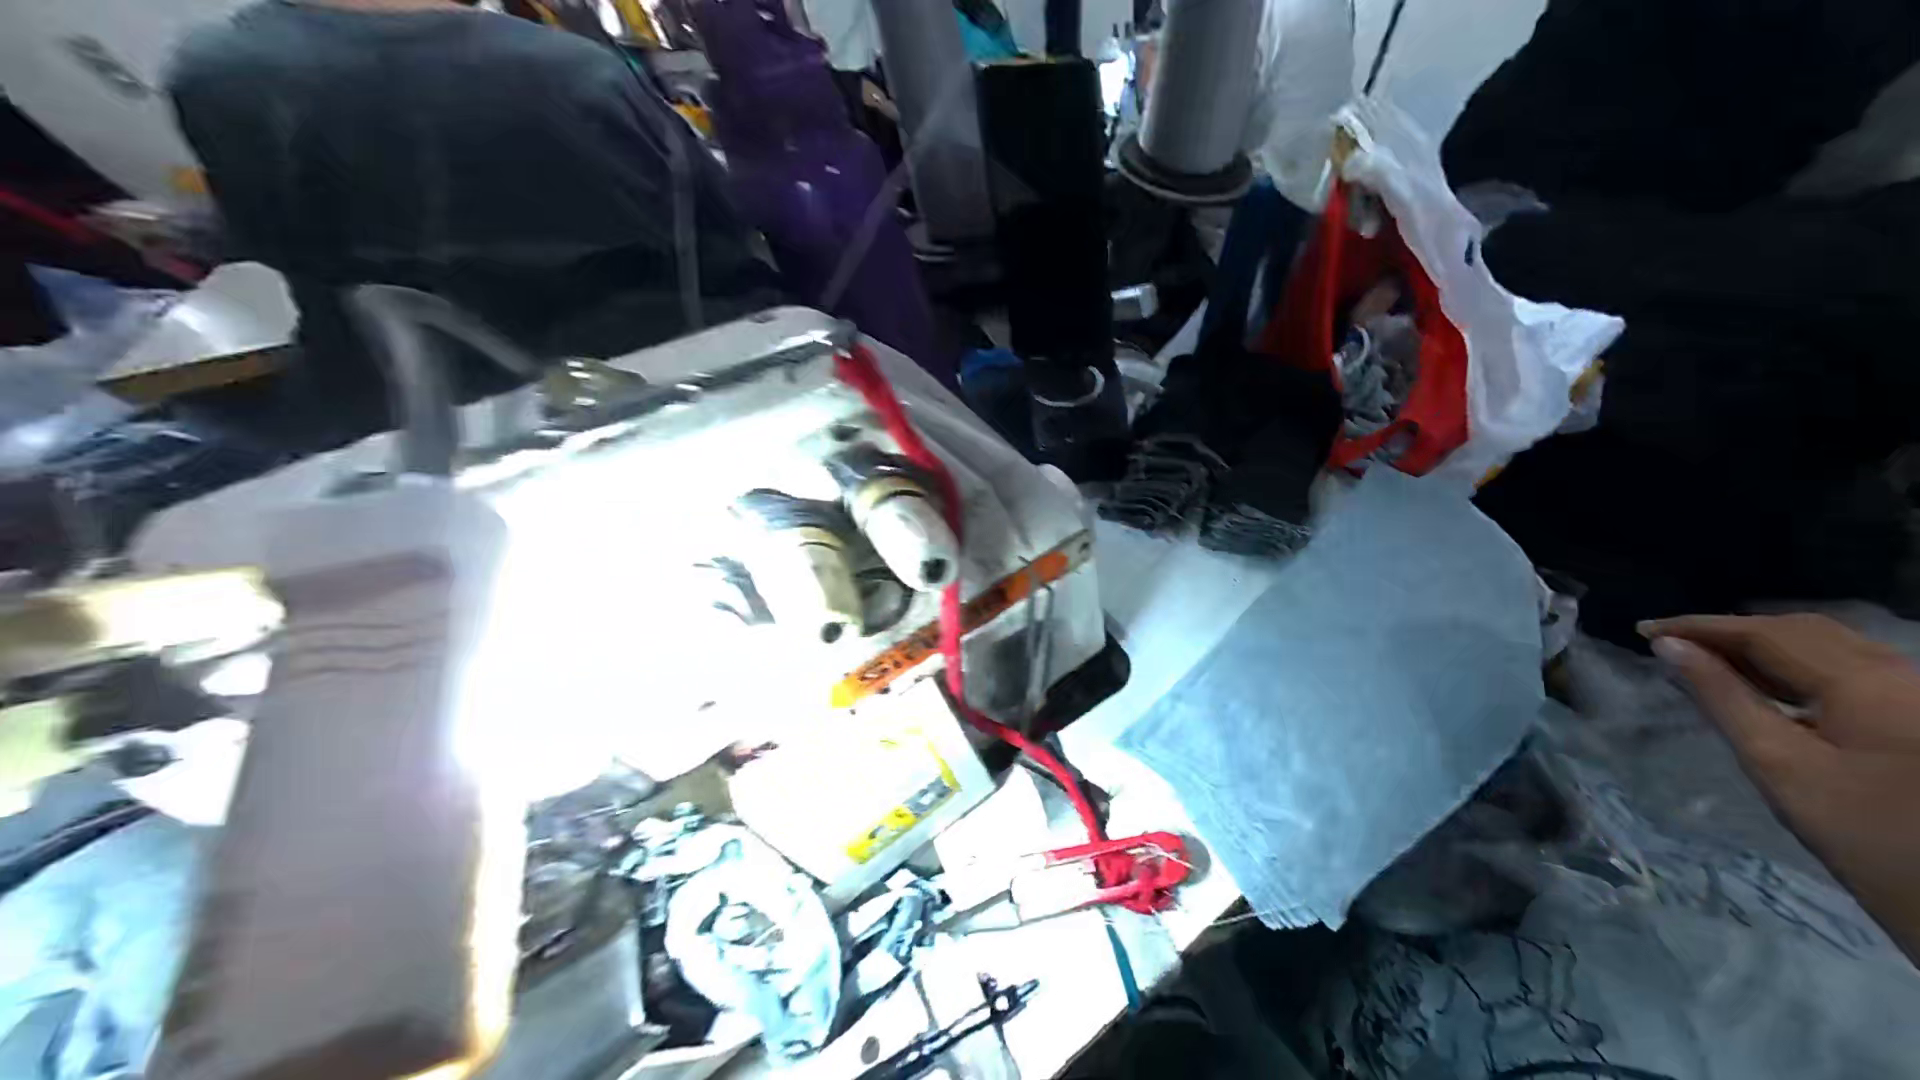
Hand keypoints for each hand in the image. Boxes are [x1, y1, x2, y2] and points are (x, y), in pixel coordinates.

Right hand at [1642, 613, 1919, 962]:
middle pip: (1805, 631)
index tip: (1641, 629)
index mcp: (1866, 683)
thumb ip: (1722, 697)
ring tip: (1706, 658)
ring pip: (1832, 646)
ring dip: (1764, 645)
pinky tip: (1764, 682)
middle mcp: (1904, 675)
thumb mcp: (1778, 763)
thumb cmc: (1862, 833)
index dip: (1700, 626)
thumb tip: (1668, 646)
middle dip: (1732, 630)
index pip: (1767, 634)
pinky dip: (1798, 665)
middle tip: (1669, 641)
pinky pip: (1854, 668)